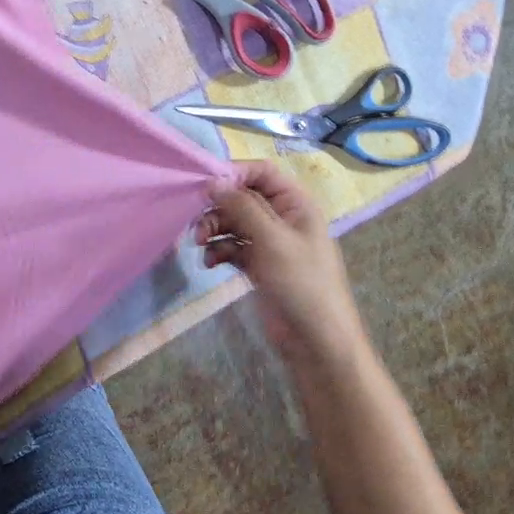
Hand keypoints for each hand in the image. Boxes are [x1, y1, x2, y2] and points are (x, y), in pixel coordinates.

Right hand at [198, 162, 366, 361]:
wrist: (316, 341)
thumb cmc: (301, 283)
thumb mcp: (271, 239)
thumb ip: (241, 206)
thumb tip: (213, 181)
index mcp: (296, 204)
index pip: (262, 172)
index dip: (235, 173)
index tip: (206, 185)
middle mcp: (282, 218)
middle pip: (243, 197)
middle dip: (218, 207)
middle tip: (196, 224)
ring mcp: (270, 243)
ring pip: (234, 222)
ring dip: (214, 229)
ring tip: (199, 245)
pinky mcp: (258, 266)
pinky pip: (232, 247)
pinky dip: (219, 251)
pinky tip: (209, 263)